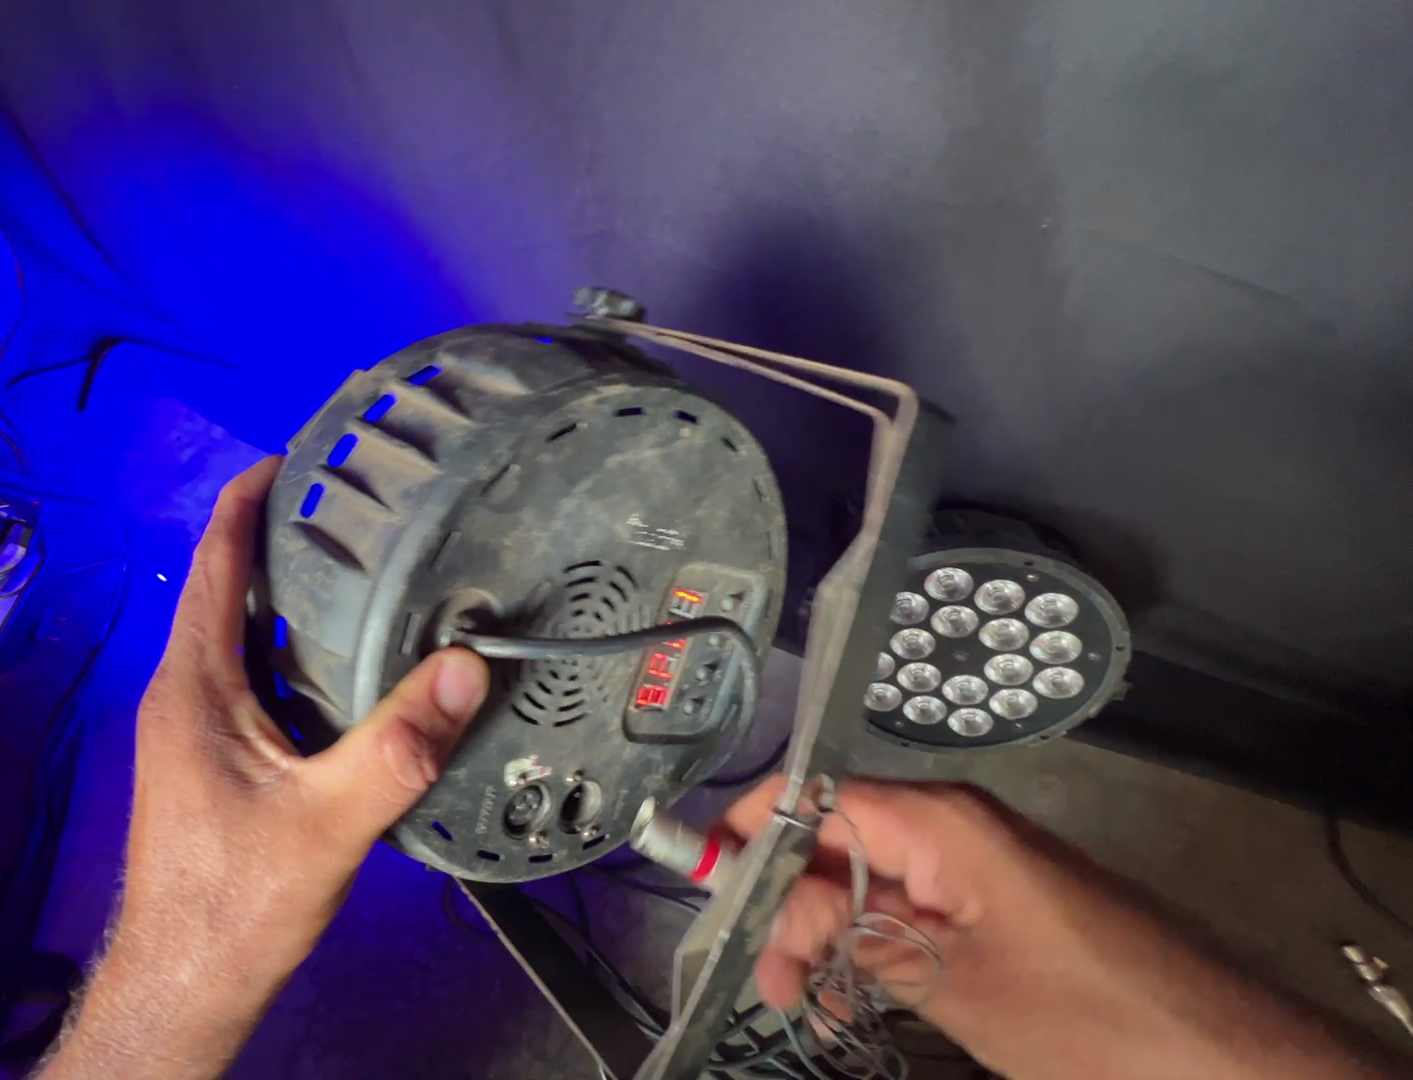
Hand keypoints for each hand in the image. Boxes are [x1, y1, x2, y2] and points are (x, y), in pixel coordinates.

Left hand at [41, 457, 490, 1079]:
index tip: (300, 454)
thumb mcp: (327, 822)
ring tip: (369, 563)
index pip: (215, 560)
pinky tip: (353, 655)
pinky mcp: (216, 751)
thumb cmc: (237, 903)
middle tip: (361, 506)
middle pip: (231, 585)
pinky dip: (296, 643)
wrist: (184, 988)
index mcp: (195, 681)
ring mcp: (198, 721)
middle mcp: (187, 687)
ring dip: (292, 591)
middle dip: (284, 536)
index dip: (249, 498)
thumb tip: (467, 665)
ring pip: (245, 631)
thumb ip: (398, 746)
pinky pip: (258, 670)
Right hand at [722, 778, 1397, 1079]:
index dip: (751, 828)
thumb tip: (773, 912)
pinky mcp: (985, 901)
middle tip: (759, 968)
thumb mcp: (955, 984)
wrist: (1250, 1068)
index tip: (703, 869)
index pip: (812, 798)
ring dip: (822, 928)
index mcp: (935, 819)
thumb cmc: (1095, 1017)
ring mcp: (967, 864)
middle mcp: (944, 825)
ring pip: (862, 878)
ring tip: (793, 988)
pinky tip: (842, 986)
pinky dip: (865, 940)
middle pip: (831, 840)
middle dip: (785, 898)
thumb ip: (851, 935)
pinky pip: (902, 905)